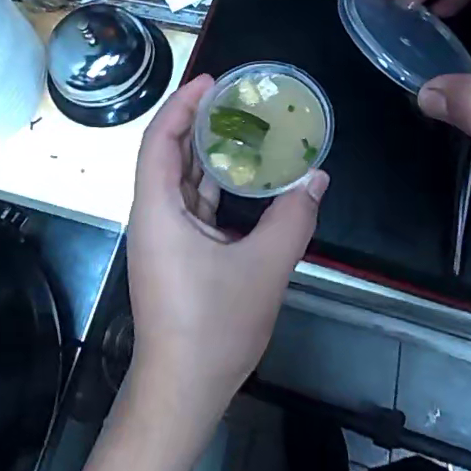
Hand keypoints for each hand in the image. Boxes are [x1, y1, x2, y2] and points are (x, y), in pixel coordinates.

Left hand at [125, 75, 327, 433]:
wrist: (181, 389)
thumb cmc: (212, 327)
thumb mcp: (263, 269)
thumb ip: (292, 219)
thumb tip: (317, 178)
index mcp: (157, 209)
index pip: (159, 140)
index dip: (181, 104)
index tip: (211, 81)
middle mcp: (152, 215)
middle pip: (167, 153)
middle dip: (196, 121)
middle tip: (234, 97)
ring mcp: (162, 236)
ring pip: (179, 179)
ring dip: (204, 152)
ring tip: (241, 126)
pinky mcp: (175, 253)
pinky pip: (191, 204)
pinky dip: (212, 184)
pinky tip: (242, 177)